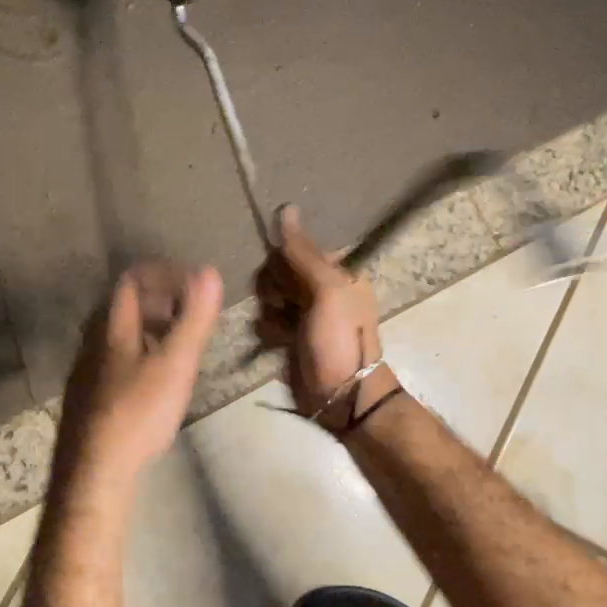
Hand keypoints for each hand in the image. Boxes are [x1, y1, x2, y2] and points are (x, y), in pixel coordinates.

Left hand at [61, 262, 223, 479]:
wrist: (93, 470)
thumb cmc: (137, 413)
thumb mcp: (175, 364)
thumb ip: (193, 320)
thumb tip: (209, 271)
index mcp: (111, 329)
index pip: (132, 281)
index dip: (163, 275)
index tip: (192, 286)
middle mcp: (92, 343)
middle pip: (123, 309)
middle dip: (158, 304)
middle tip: (190, 317)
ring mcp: (85, 373)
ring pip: (118, 339)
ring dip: (149, 334)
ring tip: (178, 350)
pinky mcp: (86, 401)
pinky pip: (113, 364)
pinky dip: (138, 360)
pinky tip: (153, 386)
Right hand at [254, 206, 396, 428]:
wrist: (339, 397)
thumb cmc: (340, 340)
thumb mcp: (327, 291)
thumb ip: (303, 253)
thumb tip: (286, 209)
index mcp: (340, 273)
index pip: (300, 248)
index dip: (286, 257)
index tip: (281, 270)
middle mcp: (321, 291)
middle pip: (280, 271)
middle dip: (274, 286)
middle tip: (284, 303)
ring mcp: (304, 316)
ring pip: (269, 296)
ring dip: (269, 310)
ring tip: (282, 327)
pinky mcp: (288, 339)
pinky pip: (266, 322)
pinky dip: (267, 330)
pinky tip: (275, 341)